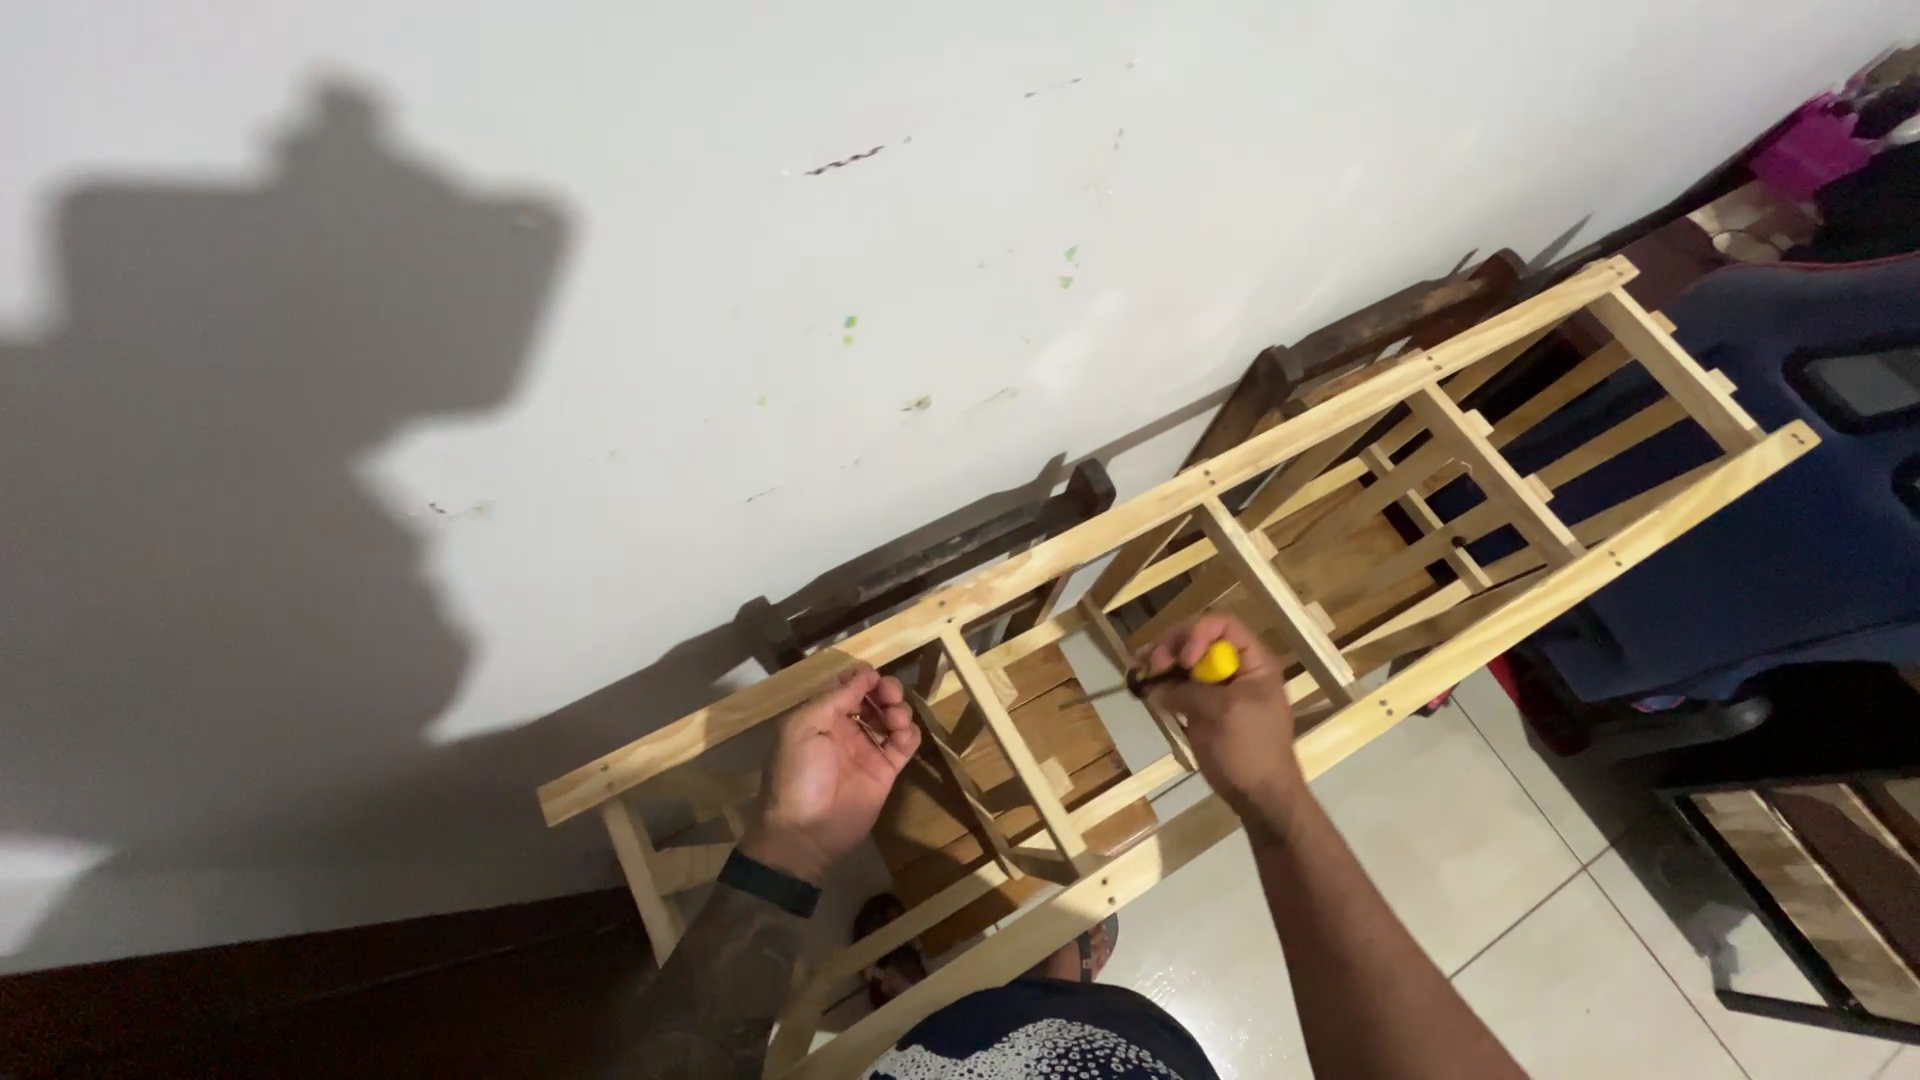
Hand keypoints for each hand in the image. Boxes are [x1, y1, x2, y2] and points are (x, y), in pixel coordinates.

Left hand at [739, 664, 921, 884]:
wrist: (805, 833)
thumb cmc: (797, 775)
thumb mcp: (802, 728)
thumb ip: (834, 699)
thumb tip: (864, 675)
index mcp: (820, 717)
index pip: (846, 687)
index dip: (861, 678)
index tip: (873, 675)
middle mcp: (845, 729)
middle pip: (872, 699)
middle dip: (884, 690)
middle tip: (890, 694)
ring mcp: (867, 750)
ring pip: (891, 717)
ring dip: (898, 709)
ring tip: (895, 718)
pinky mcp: (886, 771)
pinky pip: (905, 743)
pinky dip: (909, 733)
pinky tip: (903, 735)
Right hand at [1141, 614, 1305, 823]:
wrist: (1258, 794)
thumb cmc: (1251, 748)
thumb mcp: (1225, 712)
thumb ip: (1190, 691)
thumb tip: (1156, 687)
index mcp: (1253, 662)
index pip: (1223, 625)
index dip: (1199, 634)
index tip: (1186, 659)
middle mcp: (1233, 667)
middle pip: (1197, 638)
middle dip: (1173, 646)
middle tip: (1154, 663)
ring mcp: (1215, 686)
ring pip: (1183, 659)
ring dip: (1161, 659)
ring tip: (1144, 668)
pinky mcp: (1199, 705)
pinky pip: (1177, 683)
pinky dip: (1160, 680)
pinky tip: (1144, 682)